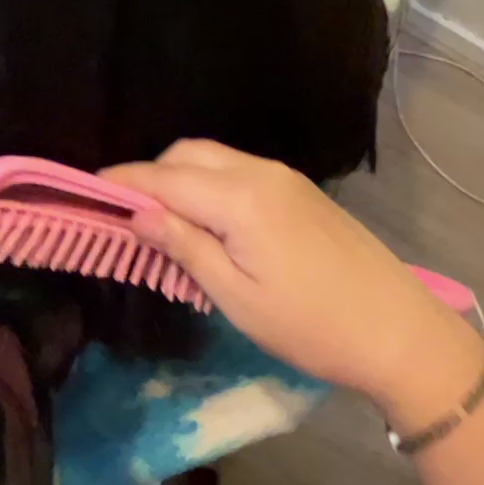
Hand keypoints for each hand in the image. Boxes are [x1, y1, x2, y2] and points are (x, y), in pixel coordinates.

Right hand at [103, 140, 483, 413]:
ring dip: (180, 177)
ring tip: (163, 220)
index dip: (123, 182)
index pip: (164, 177)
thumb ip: (185, 246)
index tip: (86, 189)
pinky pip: (238, 169)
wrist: (397, 329)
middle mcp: (259, 171)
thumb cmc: (310, 324)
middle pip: (187, 154)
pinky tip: (207, 218)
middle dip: (151, 175)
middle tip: (128, 216)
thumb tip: (137, 213)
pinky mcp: (299, 188)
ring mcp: (283, 176)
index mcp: (240, 197)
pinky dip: (209, 182)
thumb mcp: (236, 297)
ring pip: (213, 157)